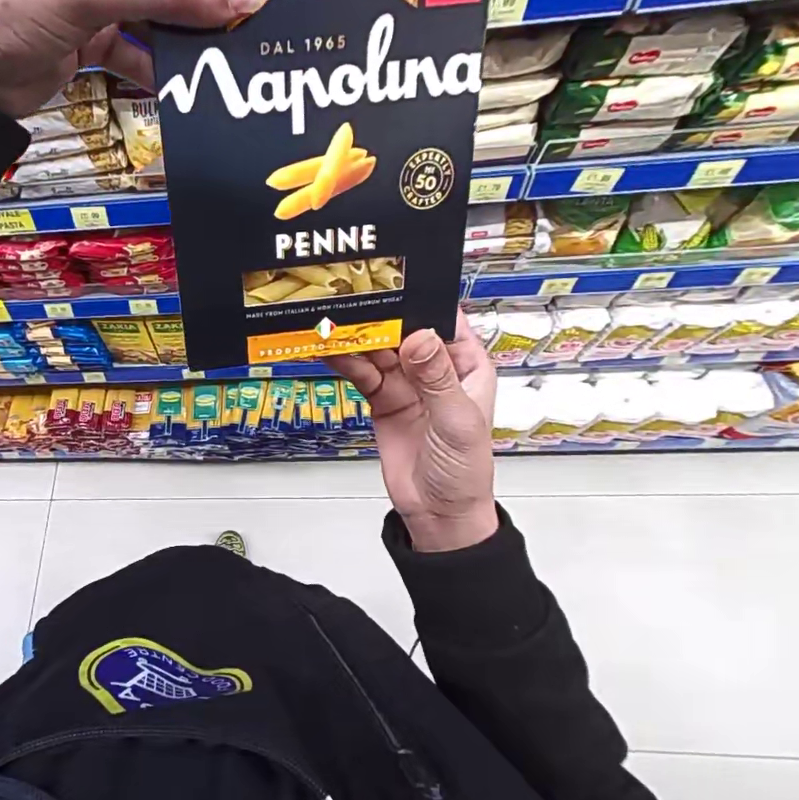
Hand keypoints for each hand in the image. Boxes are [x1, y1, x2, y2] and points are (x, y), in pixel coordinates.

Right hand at [326, 314, 499, 552]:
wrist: (438, 513)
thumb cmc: (465, 471)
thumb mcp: (457, 422)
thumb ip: (437, 380)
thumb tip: (419, 338)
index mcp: (467, 365)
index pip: (444, 321)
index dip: (422, 302)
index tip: (395, 286)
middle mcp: (435, 369)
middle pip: (405, 330)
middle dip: (381, 318)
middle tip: (354, 305)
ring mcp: (407, 383)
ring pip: (380, 349)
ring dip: (359, 338)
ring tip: (336, 327)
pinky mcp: (383, 399)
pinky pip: (363, 373)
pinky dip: (347, 362)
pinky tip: (332, 352)